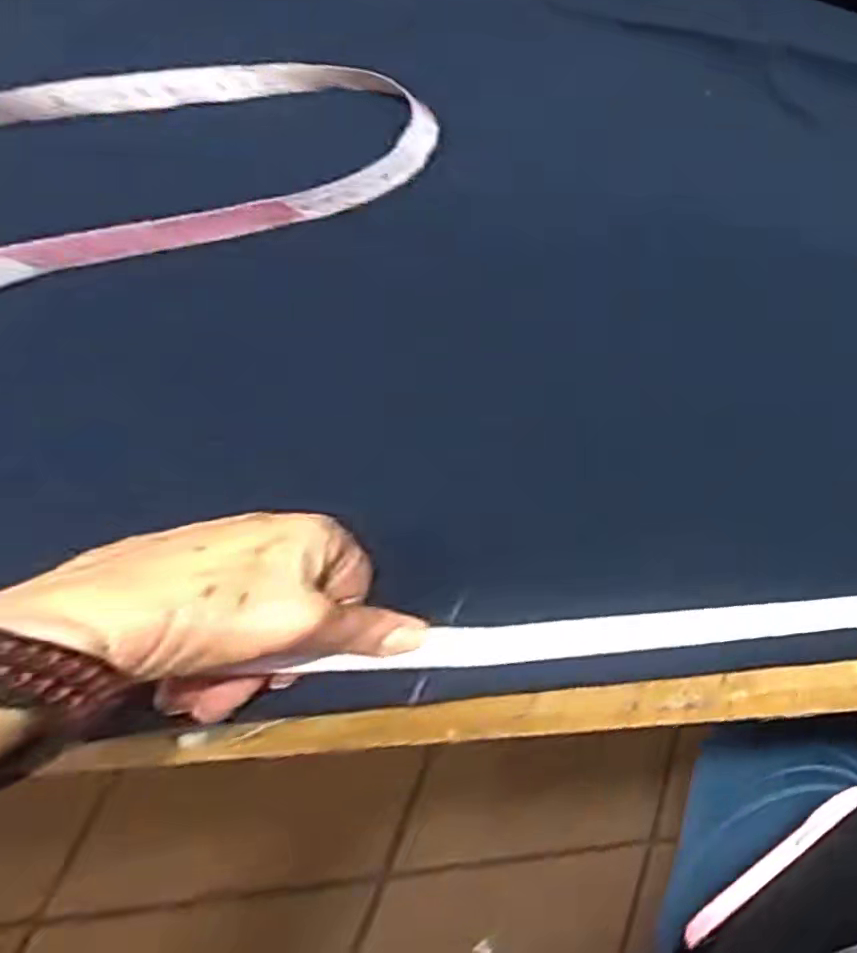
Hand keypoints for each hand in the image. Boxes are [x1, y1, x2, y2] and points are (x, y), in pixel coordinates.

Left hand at [0, 513, 426, 722]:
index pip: (356, 585)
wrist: (76, 627)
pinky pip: (201, 613)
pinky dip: (195, 647)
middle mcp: (266, 531)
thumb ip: (365, 632)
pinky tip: (170, 671)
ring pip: (248, 617)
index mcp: (313, 531)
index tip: (308, 660)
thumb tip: (419, 636)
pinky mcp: (156, 569)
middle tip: (247, 683)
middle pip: (300, 605)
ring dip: (233, 663)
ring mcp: (207, 548)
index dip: (336, 629)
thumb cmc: (208, 616)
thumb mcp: (303, 630)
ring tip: (197, 687)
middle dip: (275, 655)